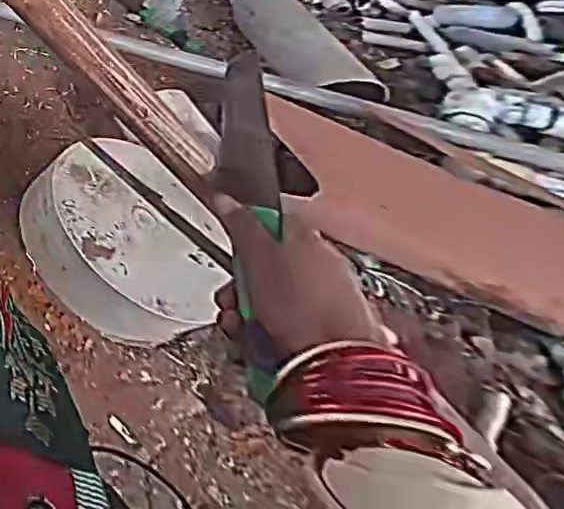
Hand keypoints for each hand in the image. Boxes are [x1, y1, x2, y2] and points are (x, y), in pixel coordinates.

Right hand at [212, 200, 388, 358]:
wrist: (337, 366)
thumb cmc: (302, 305)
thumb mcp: (257, 254)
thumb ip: (240, 223)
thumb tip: (226, 199)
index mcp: (313, 245)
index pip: (275, 221)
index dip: (248, 227)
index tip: (232, 239)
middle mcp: (323, 273)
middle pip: (264, 265)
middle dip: (237, 283)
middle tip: (230, 295)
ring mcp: (325, 306)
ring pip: (267, 297)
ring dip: (243, 311)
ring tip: (239, 324)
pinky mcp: (322, 335)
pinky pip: (280, 325)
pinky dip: (259, 333)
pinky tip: (252, 341)